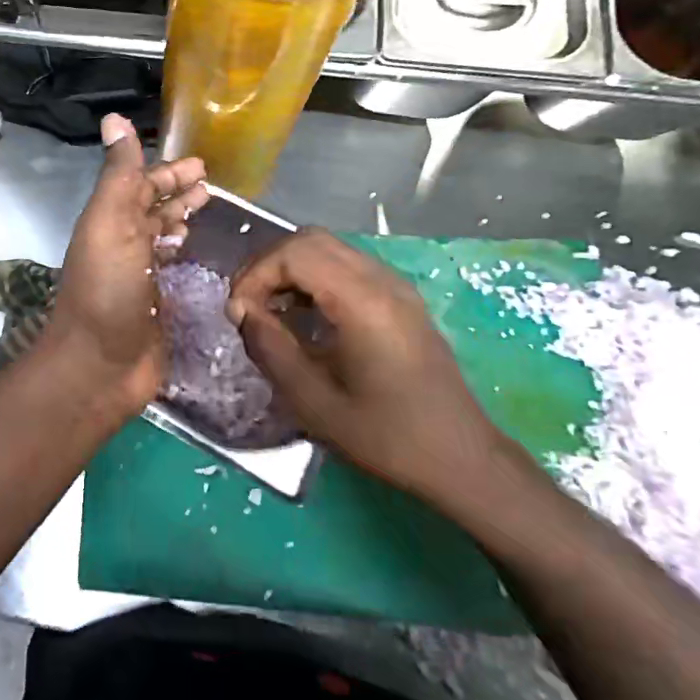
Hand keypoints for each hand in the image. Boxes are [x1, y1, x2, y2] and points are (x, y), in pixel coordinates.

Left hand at [47, 114, 206, 414]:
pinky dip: (184, 257)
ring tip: (208, 211)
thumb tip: (114, 118)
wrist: (100, 364)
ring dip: (180, 221)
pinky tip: (200, 254)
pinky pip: (172, 271)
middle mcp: (123, 245)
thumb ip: (119, 174)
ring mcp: (139, 278)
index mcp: (110, 221)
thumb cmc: (107, 289)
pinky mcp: (157, 307)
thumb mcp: (110, 222)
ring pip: (162, 239)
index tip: (201, 164)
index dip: (167, 173)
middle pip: (152, 210)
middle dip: (177, 194)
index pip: (141, 186)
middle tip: (211, 185)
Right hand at [226, 230, 530, 512]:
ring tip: (267, 309)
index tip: (239, 314)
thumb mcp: (312, 400)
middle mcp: (383, 282)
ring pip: (327, 247)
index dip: (255, 275)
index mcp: (364, 303)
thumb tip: (240, 310)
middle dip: (267, 265)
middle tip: (247, 305)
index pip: (295, 253)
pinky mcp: (399, 299)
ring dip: (288, 269)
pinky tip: (300, 314)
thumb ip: (269, 346)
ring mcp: (395, 287)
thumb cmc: (385, 436)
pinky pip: (344, 265)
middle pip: (309, 240)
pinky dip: (311, 277)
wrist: (461, 459)